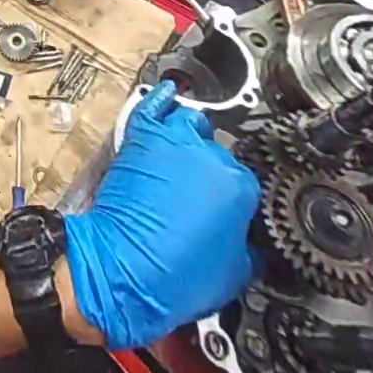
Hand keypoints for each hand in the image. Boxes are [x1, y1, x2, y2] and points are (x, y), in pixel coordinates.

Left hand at [63, 82, 259, 348]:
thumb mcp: (233, 276)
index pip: (245, 182)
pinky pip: (154, 106)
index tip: (223, 210)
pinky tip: (168, 93)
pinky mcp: (143, 137)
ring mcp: (176, 141)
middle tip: (197, 193)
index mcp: (239, 187)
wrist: (124, 272)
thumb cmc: (177, 279)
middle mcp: (212, 156)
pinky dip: (161, 98)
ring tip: (183, 151)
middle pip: (218, 152)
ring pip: (191, 123)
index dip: (232, 198)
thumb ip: (248, 249)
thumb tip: (247, 240)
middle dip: (210, 171)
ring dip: (189, 134)